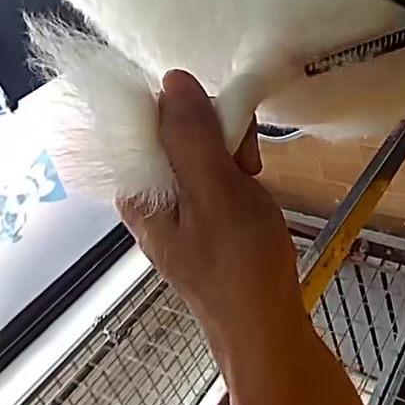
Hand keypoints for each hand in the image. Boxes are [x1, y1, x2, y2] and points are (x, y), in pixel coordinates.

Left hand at [117, 70, 299, 330]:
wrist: (266, 326)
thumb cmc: (242, 265)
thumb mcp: (219, 194)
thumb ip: (193, 138)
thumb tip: (173, 79)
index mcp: (137, 190)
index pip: (148, 119)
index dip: (191, 112)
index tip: (227, 131)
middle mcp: (148, 196)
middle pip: (175, 133)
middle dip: (218, 134)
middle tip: (249, 164)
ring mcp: (175, 208)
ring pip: (199, 151)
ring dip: (232, 152)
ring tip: (254, 181)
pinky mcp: (200, 217)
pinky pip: (212, 174)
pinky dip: (236, 172)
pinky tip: (252, 191)